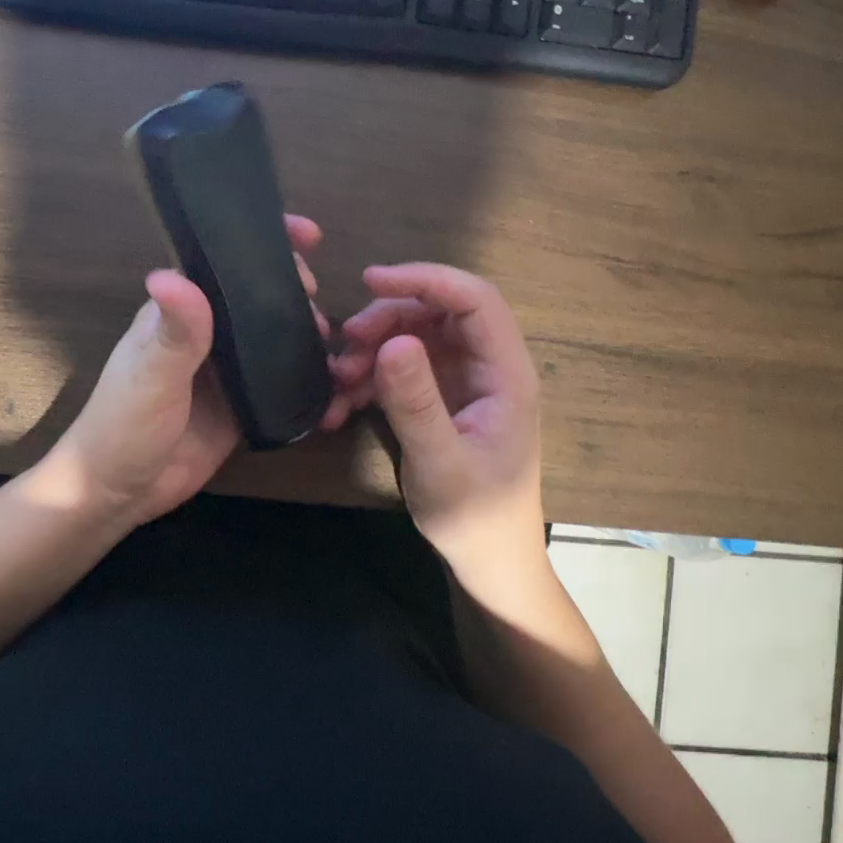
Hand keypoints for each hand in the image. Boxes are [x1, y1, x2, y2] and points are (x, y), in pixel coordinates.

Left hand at [45, 215, 331, 528]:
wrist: (120, 492)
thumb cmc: (124, 425)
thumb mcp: (150, 376)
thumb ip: (172, 332)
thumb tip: (170, 273)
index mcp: (179, 313)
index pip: (224, 264)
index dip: (264, 244)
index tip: (306, 234)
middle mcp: (207, 334)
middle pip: (258, 297)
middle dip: (294, 289)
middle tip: (319, 298)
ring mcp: (227, 371)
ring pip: (276, 338)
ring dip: (308, 334)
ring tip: (336, 343)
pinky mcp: (243, 406)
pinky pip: (282, 384)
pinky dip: (310, 380)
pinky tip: (339, 384)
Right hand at [331, 263, 542, 561]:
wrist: (486, 561)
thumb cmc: (474, 516)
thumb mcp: (440, 462)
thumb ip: (417, 402)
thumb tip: (392, 341)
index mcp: (506, 374)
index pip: (474, 300)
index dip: (425, 281)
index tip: (370, 282)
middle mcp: (486, 368)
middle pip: (437, 313)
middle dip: (386, 320)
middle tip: (343, 344)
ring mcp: (461, 383)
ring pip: (413, 339)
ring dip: (370, 351)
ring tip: (335, 383)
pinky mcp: (438, 401)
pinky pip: (399, 371)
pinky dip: (367, 381)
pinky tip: (339, 407)